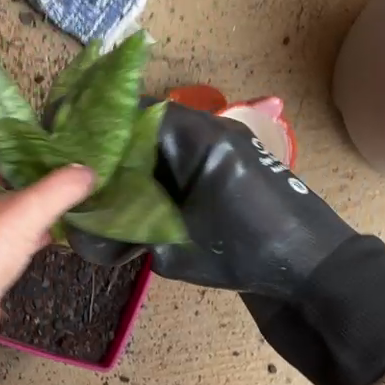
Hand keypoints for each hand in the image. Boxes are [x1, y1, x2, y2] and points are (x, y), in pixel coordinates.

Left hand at [0, 134, 94, 339]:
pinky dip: (19, 229)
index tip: (43, 133)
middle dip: (21, 167)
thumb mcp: (24, 215)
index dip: (9, 131)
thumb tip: (87, 172)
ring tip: (59, 194)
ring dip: (23, 200)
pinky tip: (50, 233)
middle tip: (57, 164)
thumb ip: (59, 189)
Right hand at [66, 101, 360, 296]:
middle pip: (152, 126)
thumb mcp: (172, 250)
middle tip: (85, 174)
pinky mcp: (237, 161)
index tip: (74, 144)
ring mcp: (230, 143)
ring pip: (169, 141)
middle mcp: (215, 131)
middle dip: (117, 148)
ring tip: (108, 188)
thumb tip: (92, 224)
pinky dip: (162, 170)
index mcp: (200, 142)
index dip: (103, 129)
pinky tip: (143, 198)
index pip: (138, 116)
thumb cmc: (242, 255)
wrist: (310, 268)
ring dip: (139, 161)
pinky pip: (188, 154)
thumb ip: (130, 229)